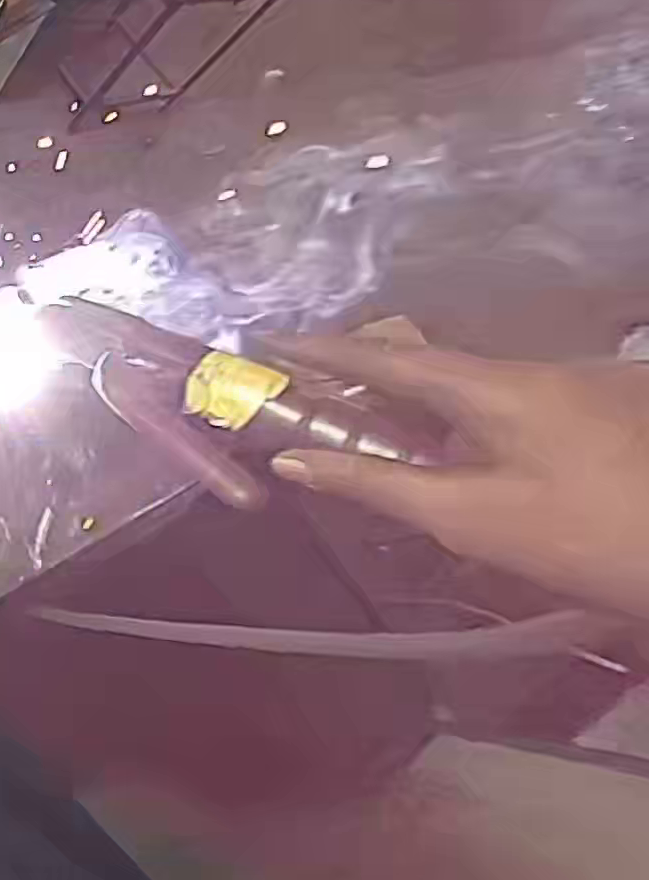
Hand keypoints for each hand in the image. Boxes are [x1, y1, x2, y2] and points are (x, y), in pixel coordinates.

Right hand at [263, 336, 648, 618]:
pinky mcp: (620, 415)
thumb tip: (288, 460)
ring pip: (473, 386)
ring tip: (367, 427)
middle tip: (306, 392)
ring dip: (411, 402)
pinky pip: (511, 402)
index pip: (387, 357)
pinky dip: (457, 417)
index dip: (319, 349)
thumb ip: (369, 482)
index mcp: (502, 390)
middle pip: (429, 367)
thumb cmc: (600, 537)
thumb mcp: (467, 517)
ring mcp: (593, 391)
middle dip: (361, 376)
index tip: (266, 341)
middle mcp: (547, 375)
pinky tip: (449, 448)